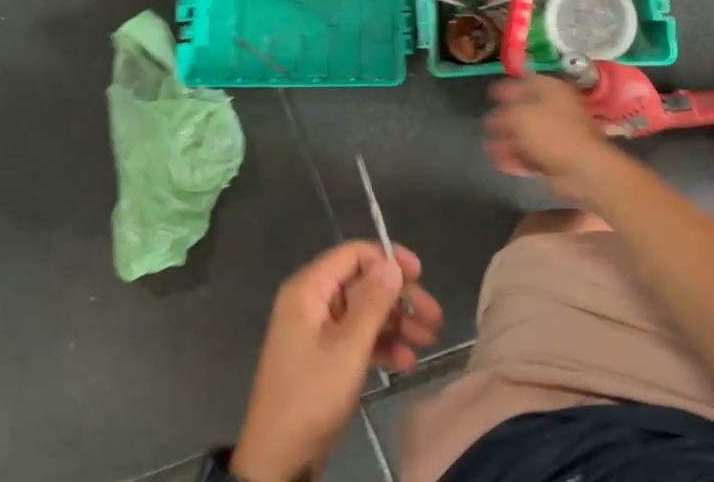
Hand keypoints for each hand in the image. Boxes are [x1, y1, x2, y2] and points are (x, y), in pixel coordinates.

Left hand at [231, 242, 441, 481]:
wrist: (278, 458)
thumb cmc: (311, 395)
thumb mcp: (348, 348)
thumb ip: (372, 302)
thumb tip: (392, 262)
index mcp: (308, 290)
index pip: (352, 255)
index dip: (388, 259)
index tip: (420, 275)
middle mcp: (311, 303)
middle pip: (362, 284)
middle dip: (399, 298)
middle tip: (435, 317)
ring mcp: (316, 331)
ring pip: (364, 313)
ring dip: (397, 324)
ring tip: (429, 340)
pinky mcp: (323, 357)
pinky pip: (357, 338)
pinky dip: (381, 346)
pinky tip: (407, 363)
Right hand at [485, 73, 618, 198]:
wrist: (581, 169)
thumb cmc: (550, 133)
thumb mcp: (519, 117)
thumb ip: (503, 114)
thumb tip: (495, 115)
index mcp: (552, 90)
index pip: (527, 80)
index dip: (507, 86)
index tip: (491, 94)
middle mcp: (558, 107)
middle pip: (527, 109)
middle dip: (506, 118)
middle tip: (488, 124)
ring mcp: (560, 133)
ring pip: (529, 134)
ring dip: (509, 140)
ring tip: (488, 147)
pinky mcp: (559, 156)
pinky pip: (534, 153)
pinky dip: (518, 156)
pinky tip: (501, 162)